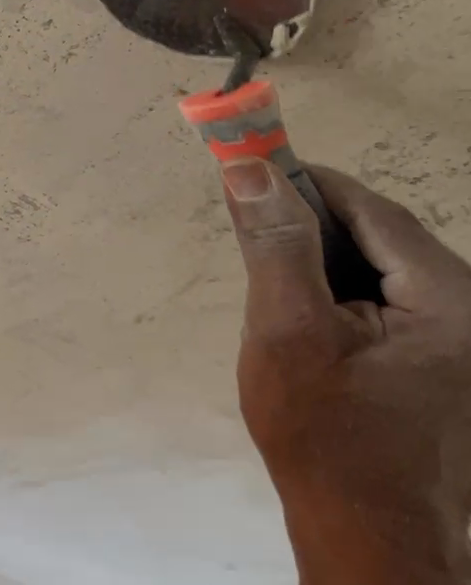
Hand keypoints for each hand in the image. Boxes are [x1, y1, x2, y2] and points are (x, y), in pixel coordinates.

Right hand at [222, 158, 470, 584]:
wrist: (368, 522)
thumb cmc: (323, 425)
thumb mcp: (286, 328)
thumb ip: (273, 244)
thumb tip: (250, 168)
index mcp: (451, 297)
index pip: (368, 207)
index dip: (302, 179)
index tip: (240, 165)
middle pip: (377, 234)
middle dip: (305, 227)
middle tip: (246, 244)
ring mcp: (462, 336)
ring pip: (377, 266)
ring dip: (316, 262)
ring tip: (273, 296)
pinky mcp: (444, 358)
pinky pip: (385, 298)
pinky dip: (335, 292)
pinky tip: (306, 323)